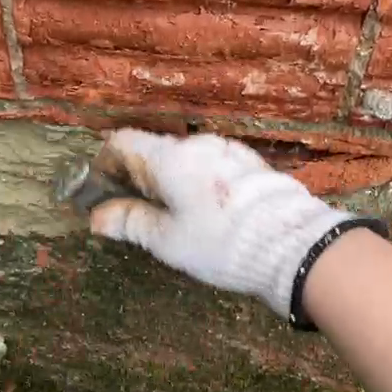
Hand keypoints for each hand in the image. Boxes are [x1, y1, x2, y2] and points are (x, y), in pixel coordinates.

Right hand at [89, 130, 377, 323]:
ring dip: (169, 179)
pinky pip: (212, 167)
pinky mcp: (253, 166)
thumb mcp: (167, 240)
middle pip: (155, 149)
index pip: (123, 142)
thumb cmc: (222, 245)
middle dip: (136, 174)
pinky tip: (203, 211)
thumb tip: (97, 217)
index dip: (104, 162)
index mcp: (171, 158)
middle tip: (129, 206)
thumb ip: (130, 222)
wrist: (294, 248)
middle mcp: (199, 146)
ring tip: (169, 213)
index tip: (99, 186)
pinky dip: (196, 182)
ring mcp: (230, 152)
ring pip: (186, 158)